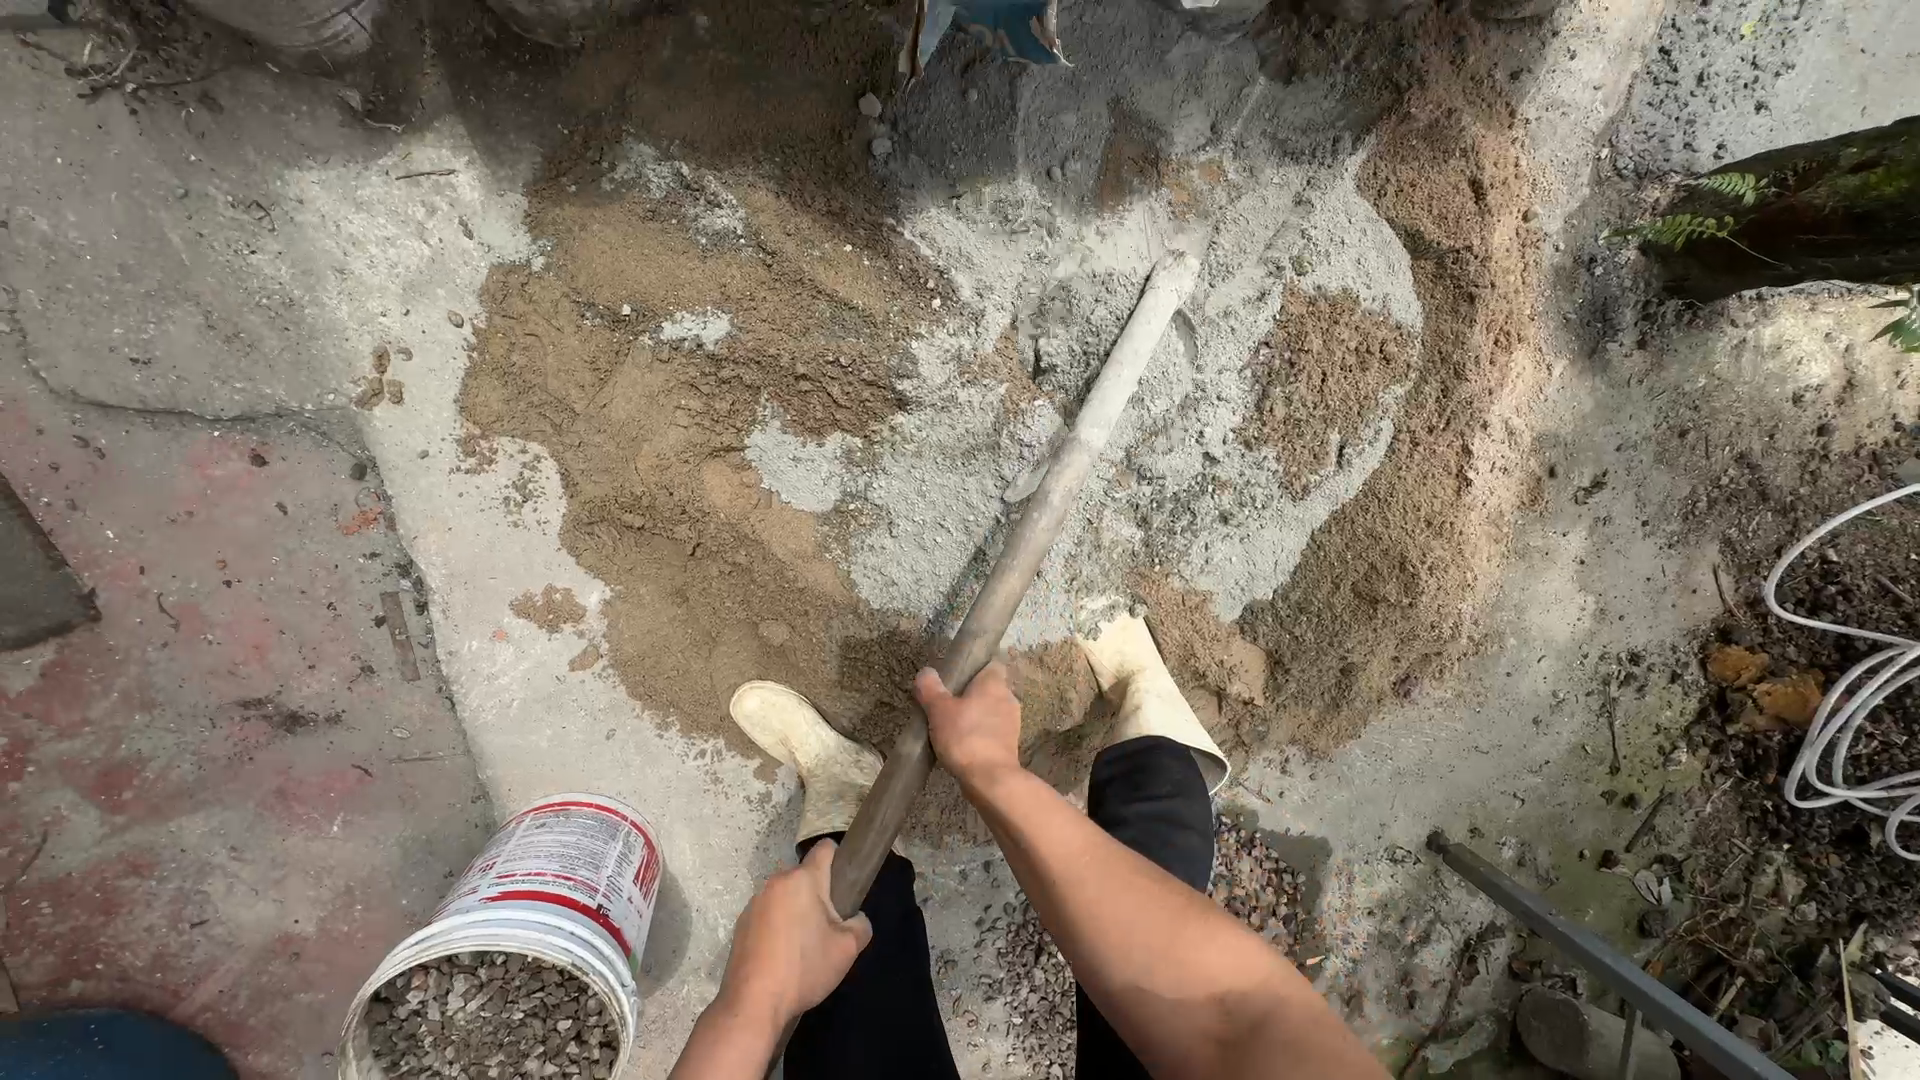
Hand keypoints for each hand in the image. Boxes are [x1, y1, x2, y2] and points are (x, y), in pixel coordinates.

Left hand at [719, 840, 871, 1025]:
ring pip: (786, 896)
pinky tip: (781, 956)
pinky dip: (777, 926)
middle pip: (805, 876)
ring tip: (803, 946)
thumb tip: (856, 919)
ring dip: (796, 910)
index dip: (840, 859)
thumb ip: (861, 925)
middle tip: (828, 927)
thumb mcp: (847, 949)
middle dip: (819, 894)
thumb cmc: (804, 969)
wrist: (753, 1004)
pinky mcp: (741, 924)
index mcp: (803, 879)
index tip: (845, 884)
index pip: (825, 848)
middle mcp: (776, 882)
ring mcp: (755, 903)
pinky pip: (768, 914)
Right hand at [915, 662, 1022, 786]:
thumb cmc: (964, 736)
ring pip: (991, 711)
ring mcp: (1012, 723)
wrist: (990, 778)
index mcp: (994, 683)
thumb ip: (930, 688)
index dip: (974, 669)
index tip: (956, 679)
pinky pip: (992, 732)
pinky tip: (962, 745)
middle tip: (947, 704)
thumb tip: (926, 672)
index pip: (991, 665)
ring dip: (975, 717)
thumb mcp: (939, 709)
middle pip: (989, 689)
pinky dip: (980, 735)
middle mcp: (1008, 698)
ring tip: (951, 727)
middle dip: (971, 695)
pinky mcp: (1010, 745)